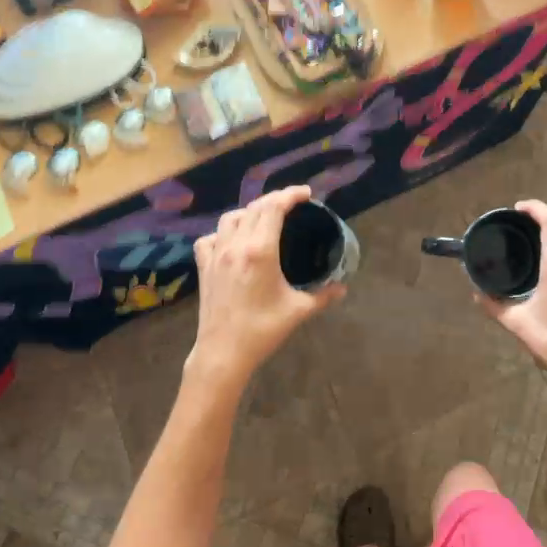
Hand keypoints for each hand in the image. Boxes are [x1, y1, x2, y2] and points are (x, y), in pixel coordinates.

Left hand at [189, 186, 345, 388]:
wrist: (223, 352)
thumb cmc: (263, 330)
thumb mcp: (298, 311)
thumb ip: (322, 296)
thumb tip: (342, 287)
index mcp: (260, 250)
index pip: (274, 207)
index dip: (291, 195)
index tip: (306, 194)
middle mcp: (236, 245)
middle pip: (254, 207)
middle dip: (274, 199)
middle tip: (292, 204)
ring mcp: (216, 254)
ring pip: (230, 218)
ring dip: (248, 212)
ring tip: (263, 218)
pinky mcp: (204, 267)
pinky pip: (209, 238)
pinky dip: (222, 233)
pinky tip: (231, 241)